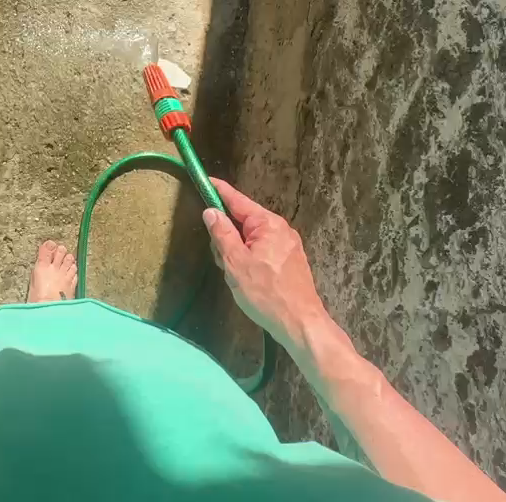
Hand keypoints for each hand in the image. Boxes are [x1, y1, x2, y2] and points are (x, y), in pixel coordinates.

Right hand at [201, 177, 332, 351]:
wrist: (301, 325)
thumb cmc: (266, 293)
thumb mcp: (236, 263)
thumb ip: (222, 234)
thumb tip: (211, 211)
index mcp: (267, 224)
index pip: (237, 200)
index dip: (218, 190)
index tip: (204, 179)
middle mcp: (280, 229)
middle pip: (243, 222)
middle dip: (227, 236)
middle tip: (222, 261)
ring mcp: (288, 245)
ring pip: (251, 239)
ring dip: (238, 252)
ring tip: (237, 278)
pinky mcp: (291, 261)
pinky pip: (262, 250)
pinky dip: (250, 260)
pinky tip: (248, 281)